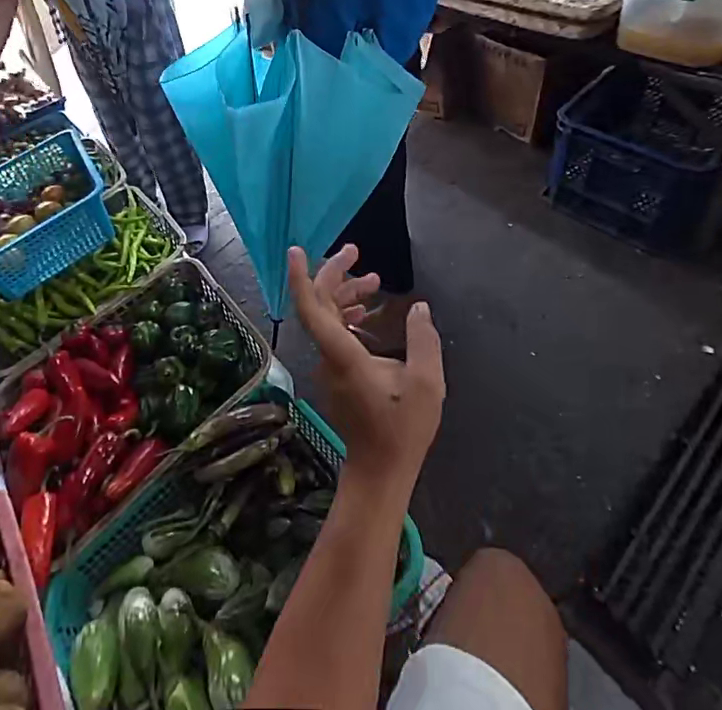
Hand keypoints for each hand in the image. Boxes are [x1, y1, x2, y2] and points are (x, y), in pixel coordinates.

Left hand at [288, 245, 443, 488]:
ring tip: (373, 279)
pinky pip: (334, 335)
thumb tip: (417, 307)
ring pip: (328, 320)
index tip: (295, 251)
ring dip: (345, 295)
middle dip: (334, 274)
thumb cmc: (403, 430)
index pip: (313, 310)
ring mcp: (330, 369)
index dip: (302, 278)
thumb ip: (423, 340)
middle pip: (320, 307)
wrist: (381, 471)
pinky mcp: (337, 377)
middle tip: (356, 252)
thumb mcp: (427, 383)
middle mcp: (329, 359)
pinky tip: (368, 313)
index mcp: (344, 356)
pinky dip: (348, 316)